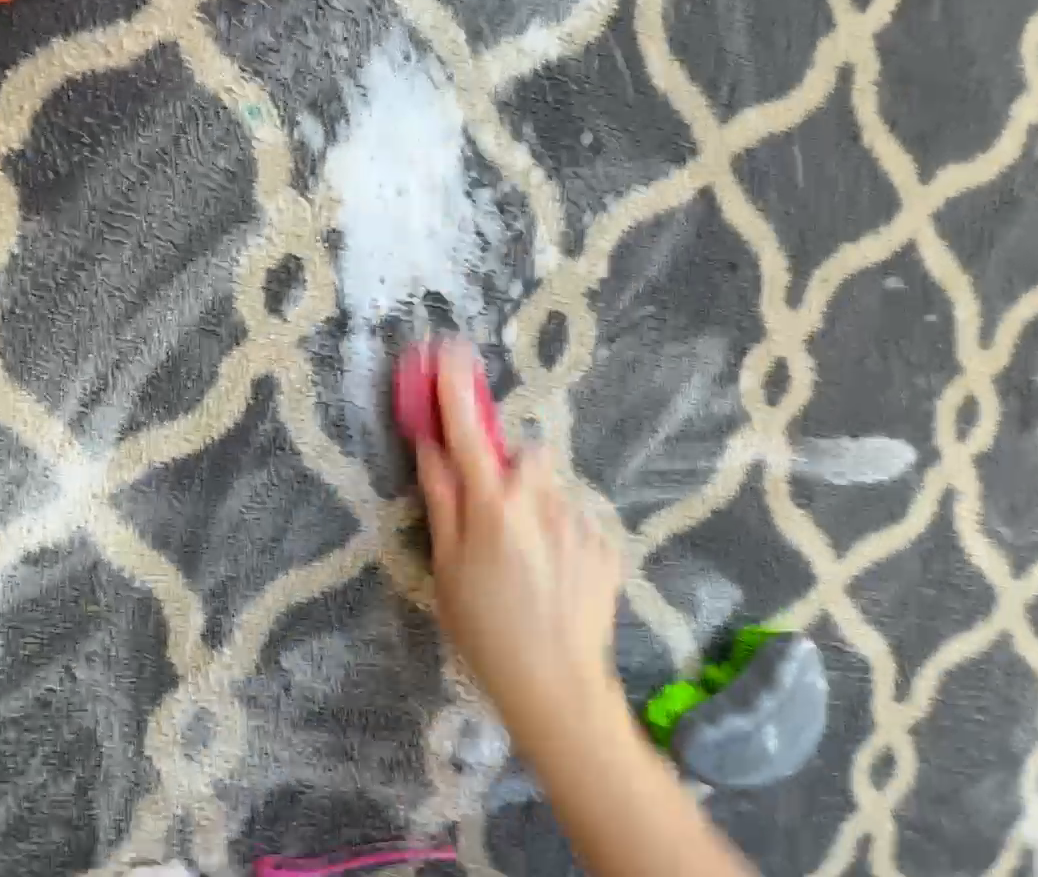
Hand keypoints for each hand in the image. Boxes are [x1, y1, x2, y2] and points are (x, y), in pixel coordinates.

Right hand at [413, 341, 625, 733]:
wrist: (557, 685)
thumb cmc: (484, 627)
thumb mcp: (446, 565)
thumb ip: (441, 499)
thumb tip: (431, 449)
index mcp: (492, 505)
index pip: (467, 431)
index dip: (455, 389)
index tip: (448, 350)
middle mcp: (540, 501)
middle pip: (522, 455)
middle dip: (504, 467)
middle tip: (490, 509)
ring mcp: (579, 521)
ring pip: (548, 487)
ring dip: (530, 502)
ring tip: (521, 558)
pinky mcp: (606, 544)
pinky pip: (572, 517)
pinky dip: (556, 531)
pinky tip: (549, 575)